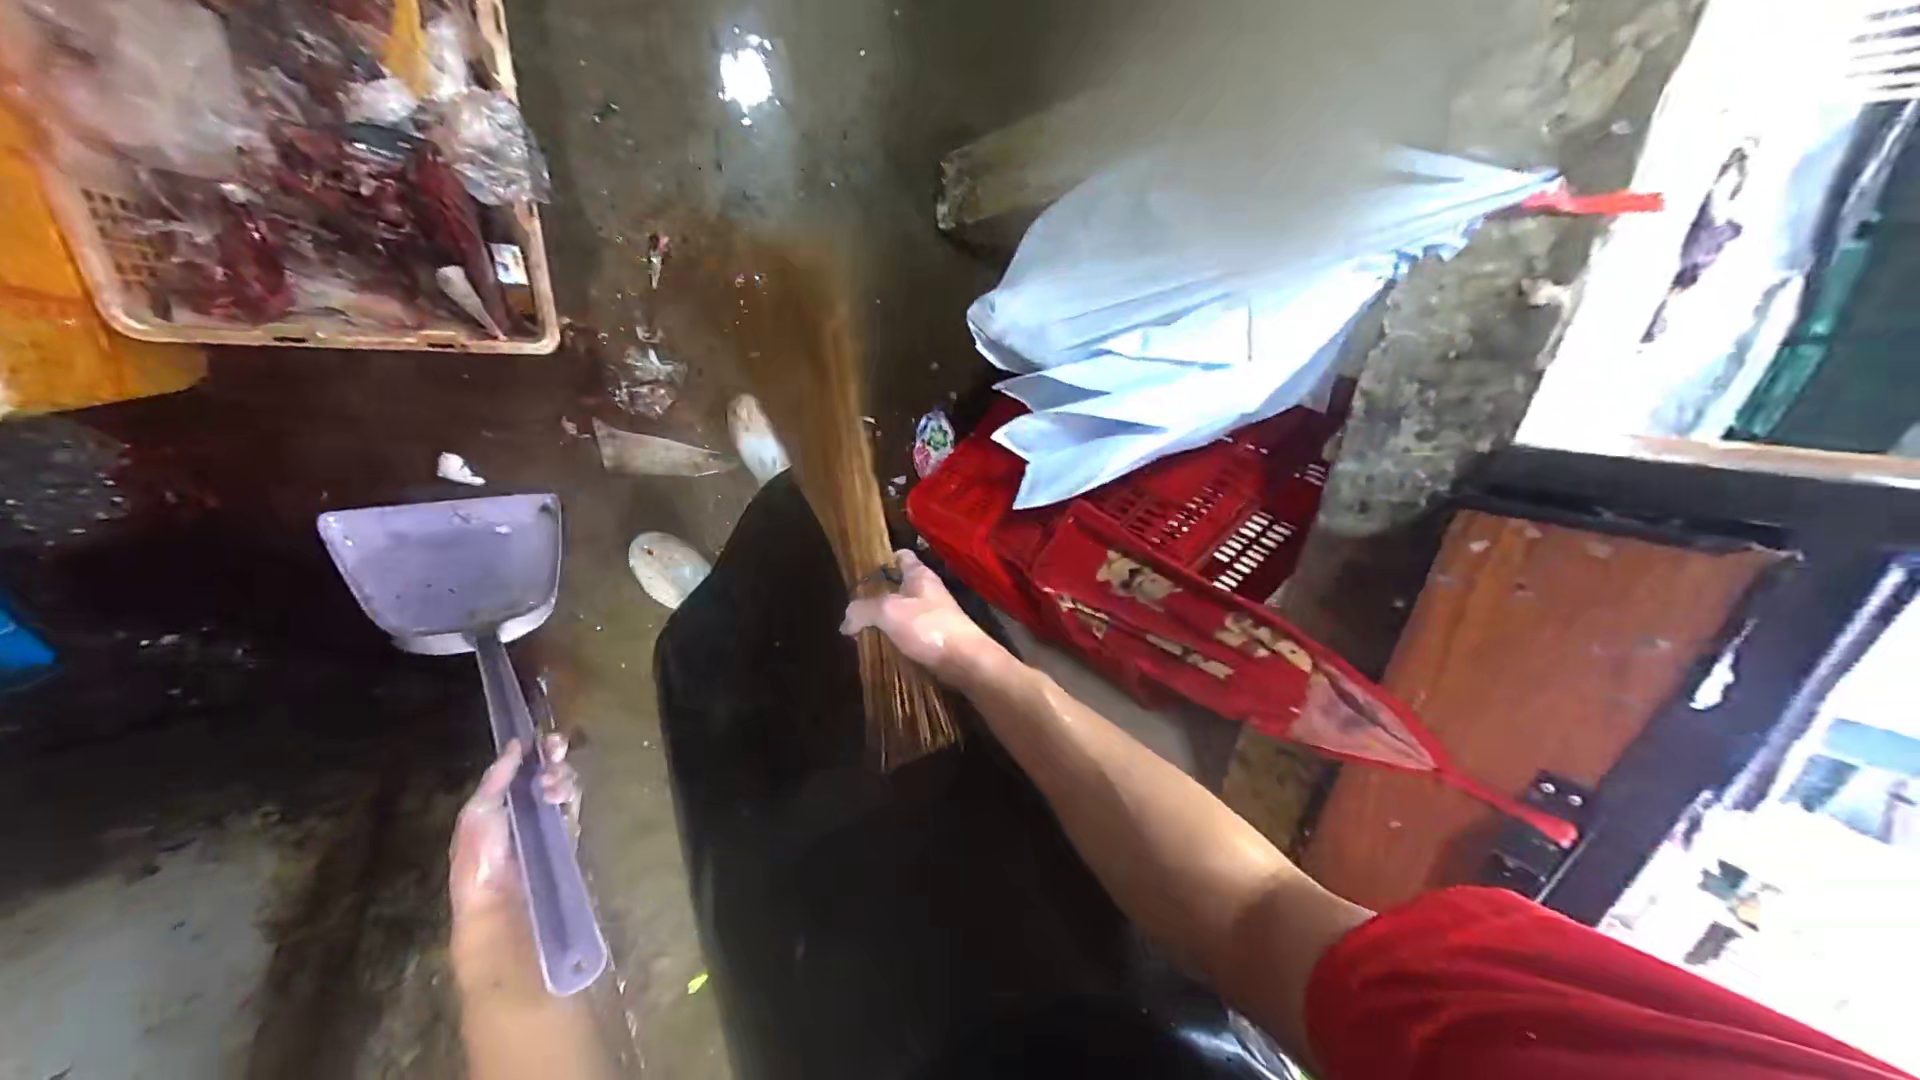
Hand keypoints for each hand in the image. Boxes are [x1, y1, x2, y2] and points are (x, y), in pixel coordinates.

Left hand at [449, 734, 578, 923]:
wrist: (498, 896)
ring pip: (565, 779)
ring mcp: (548, 814)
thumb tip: (516, 744)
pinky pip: (574, 799)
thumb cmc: (479, 853)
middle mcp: (526, 802)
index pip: (523, 764)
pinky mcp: (567, 826)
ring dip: (560, 774)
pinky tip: (558, 797)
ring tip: (551, 785)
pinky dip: (569, 792)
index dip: (534, 749)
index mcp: (501, 797)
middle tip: (557, 748)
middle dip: (554, 754)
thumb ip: (497, 776)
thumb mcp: (478, 810)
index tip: (541, 738)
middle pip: (549, 767)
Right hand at [840, 549, 1005, 684]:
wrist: (966, 661)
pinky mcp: (935, 638)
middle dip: (877, 593)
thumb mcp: (889, 611)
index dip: (883, 558)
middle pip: (898, 585)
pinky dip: (894, 637)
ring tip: (859, 628)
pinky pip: (909, 633)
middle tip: (853, 604)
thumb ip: (863, 610)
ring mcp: (933, 615)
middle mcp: (928, 591)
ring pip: (903, 610)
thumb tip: (845, 622)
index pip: (901, 556)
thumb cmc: (929, 626)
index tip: (862, 568)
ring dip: (884, 619)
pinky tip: (880, 647)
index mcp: (920, 575)